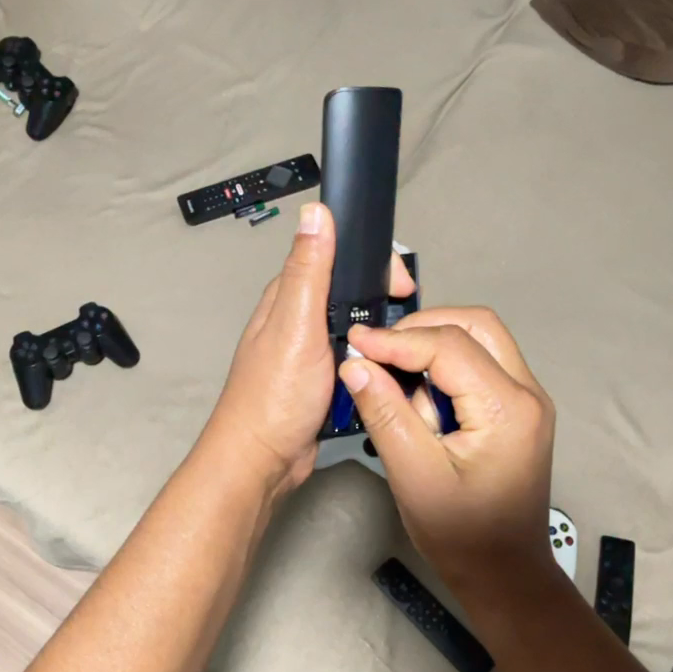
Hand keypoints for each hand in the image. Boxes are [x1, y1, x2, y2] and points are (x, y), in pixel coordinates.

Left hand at [203, 202, 416, 492]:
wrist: (262, 460)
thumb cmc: (275, 395)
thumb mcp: (296, 325)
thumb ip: (309, 270)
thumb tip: (316, 211)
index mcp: (288, 297)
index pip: (337, 259)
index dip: (374, 266)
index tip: (405, 285)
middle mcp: (298, 319)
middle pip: (353, 296)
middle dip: (384, 305)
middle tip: (410, 326)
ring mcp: (311, 352)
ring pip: (358, 331)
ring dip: (381, 338)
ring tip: (406, 351)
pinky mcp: (322, 381)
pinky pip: (357, 361)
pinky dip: (373, 364)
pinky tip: (390, 372)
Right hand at [338, 307, 559, 598]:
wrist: (503, 573)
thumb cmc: (461, 534)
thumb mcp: (414, 475)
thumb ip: (386, 414)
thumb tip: (355, 364)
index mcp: (507, 408)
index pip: (448, 345)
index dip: (396, 339)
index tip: (355, 341)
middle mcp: (527, 392)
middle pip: (475, 325)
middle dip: (421, 329)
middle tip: (377, 351)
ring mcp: (526, 400)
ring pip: (480, 340)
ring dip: (433, 347)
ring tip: (395, 379)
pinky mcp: (516, 411)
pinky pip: (480, 366)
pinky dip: (444, 368)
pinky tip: (417, 398)